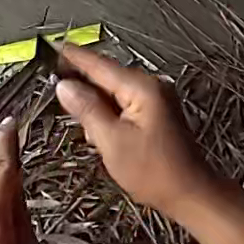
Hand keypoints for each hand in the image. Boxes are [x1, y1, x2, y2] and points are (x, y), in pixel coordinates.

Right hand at [55, 44, 219, 216]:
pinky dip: (107, 111)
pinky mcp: (156, 113)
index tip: (53, 49)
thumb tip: (65, 86)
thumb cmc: (155, 172)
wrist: (190, 194)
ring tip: (71, 111)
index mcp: (142, 88)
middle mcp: (152, 87)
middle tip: (52, 83)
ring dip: (93, 100)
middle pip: (107, 76)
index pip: (100, 65)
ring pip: (114, 91)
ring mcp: (156, 99)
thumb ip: (87, 110)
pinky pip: (125, 103)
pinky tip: (96, 127)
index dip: (73, 58)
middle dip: (81, 81)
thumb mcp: (112, 141)